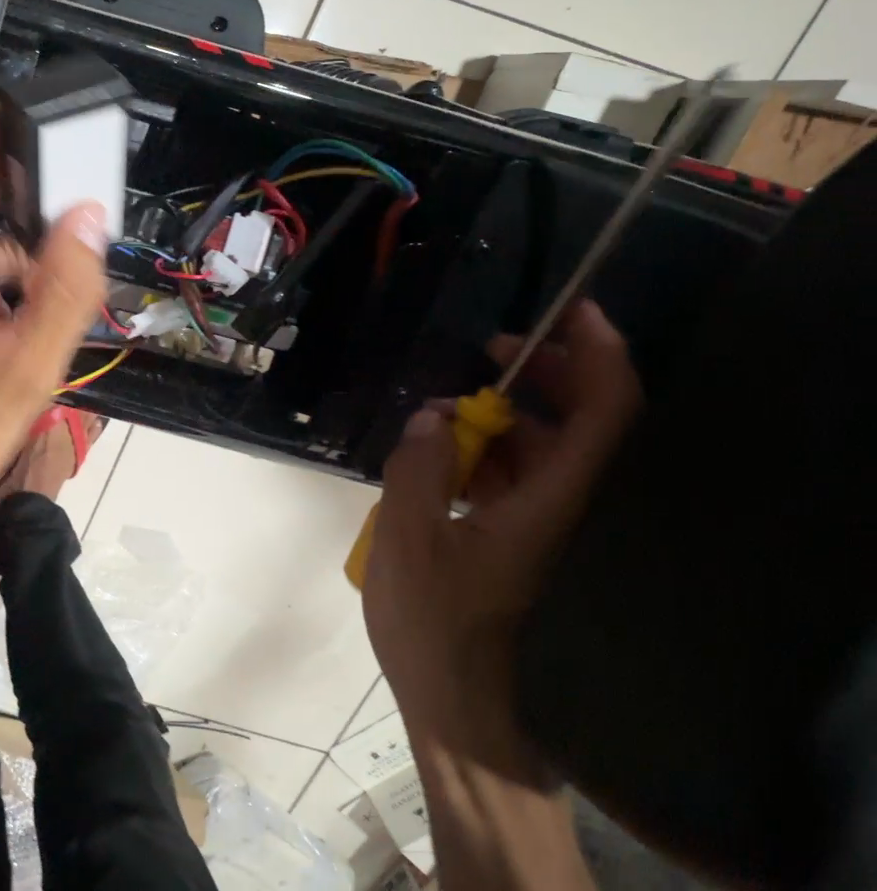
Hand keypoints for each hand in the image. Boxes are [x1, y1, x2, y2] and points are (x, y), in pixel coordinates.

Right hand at [364, 301, 641, 785]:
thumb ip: (418, 468)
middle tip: (494, 349)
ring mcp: (545, 527)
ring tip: (449, 403)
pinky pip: (520, 478)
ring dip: (508, 416)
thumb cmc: (434, 622)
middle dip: (548, 376)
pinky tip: (444, 451)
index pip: (604, 416)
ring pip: (547, 451)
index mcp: (553, 505)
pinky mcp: (522, 541)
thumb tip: (433, 416)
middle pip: (583, 425)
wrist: (459, 700)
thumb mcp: (407, 538)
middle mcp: (565, 510)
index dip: (599, 355)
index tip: (570, 311)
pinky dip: (489, 451)